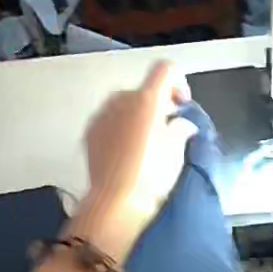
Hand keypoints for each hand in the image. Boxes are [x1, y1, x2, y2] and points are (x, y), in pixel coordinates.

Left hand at [67, 61, 197, 260]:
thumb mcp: (176, 152)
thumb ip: (181, 129)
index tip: (181, 104)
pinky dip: (120, 127)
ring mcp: (102, 114)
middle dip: (157, 104)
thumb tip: (182, 124)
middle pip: (144, 90)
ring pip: (124, 105)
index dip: (178, 81)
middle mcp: (121, 99)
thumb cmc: (152, 176)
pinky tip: (126, 151)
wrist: (116, 202)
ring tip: (145, 142)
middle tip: (166, 127)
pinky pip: (109, 120)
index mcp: (147, 99)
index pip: (166, 69)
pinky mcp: (90, 131)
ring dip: (137, 115)